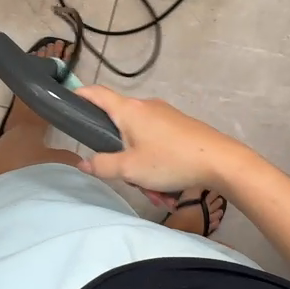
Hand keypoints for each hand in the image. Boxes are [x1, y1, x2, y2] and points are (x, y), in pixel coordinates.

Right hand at [73, 86, 256, 198]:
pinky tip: (170, 189)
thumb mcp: (130, 169)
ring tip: (159, 195)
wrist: (221, 161)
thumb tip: (83, 162)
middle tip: (130, 180)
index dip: (79, 95)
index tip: (67, 102)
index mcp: (128, 110)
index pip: (96, 93)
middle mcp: (145, 106)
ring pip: (141, 142)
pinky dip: (159, 166)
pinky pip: (158, 145)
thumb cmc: (170, 160)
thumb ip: (102, 165)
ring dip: (144, 170)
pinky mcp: (180, 127)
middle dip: (122, 158)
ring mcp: (165, 115)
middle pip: (120, 127)